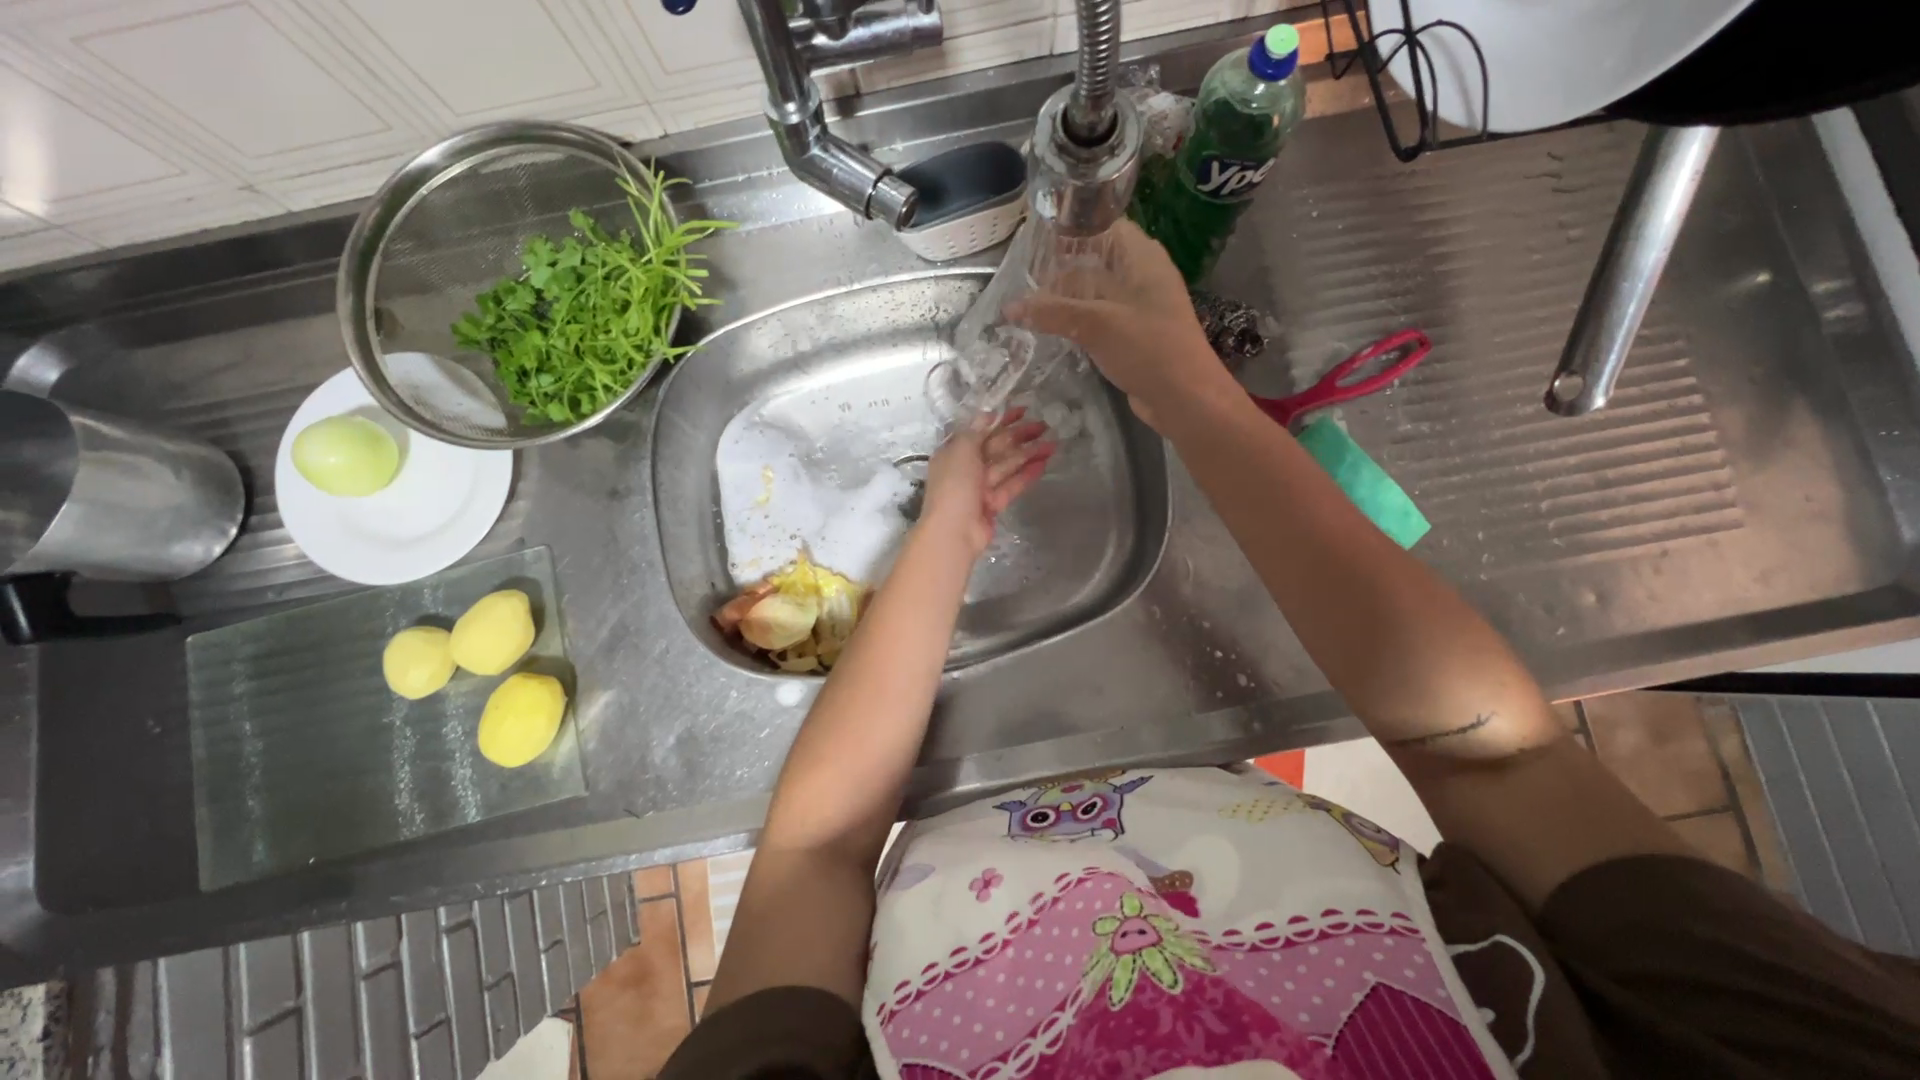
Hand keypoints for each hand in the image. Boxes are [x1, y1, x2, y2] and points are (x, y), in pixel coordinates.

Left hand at [918, 409, 1053, 557]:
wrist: (953, 530)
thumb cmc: (954, 485)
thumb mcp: (961, 449)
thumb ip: (976, 431)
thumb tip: (988, 415)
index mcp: (955, 451)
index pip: (981, 430)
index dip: (1001, 419)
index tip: (1023, 410)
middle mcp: (967, 467)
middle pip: (996, 447)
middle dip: (1019, 435)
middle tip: (1044, 426)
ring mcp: (981, 487)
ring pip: (1007, 465)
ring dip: (1028, 453)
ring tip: (1052, 444)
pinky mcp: (993, 504)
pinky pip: (1012, 485)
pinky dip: (1026, 474)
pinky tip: (1043, 463)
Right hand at [1008, 220, 1241, 433]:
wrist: (1185, 398)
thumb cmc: (1148, 348)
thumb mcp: (1095, 324)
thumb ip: (1052, 312)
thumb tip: (1010, 307)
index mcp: (1142, 258)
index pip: (1106, 225)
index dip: (1075, 226)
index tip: (1039, 236)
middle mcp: (1142, 276)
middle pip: (1097, 260)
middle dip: (1061, 267)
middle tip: (1023, 274)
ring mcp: (1139, 307)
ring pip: (1096, 293)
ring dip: (1066, 298)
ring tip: (1028, 301)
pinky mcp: (1134, 335)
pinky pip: (1100, 318)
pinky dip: (1077, 320)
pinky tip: (1051, 327)